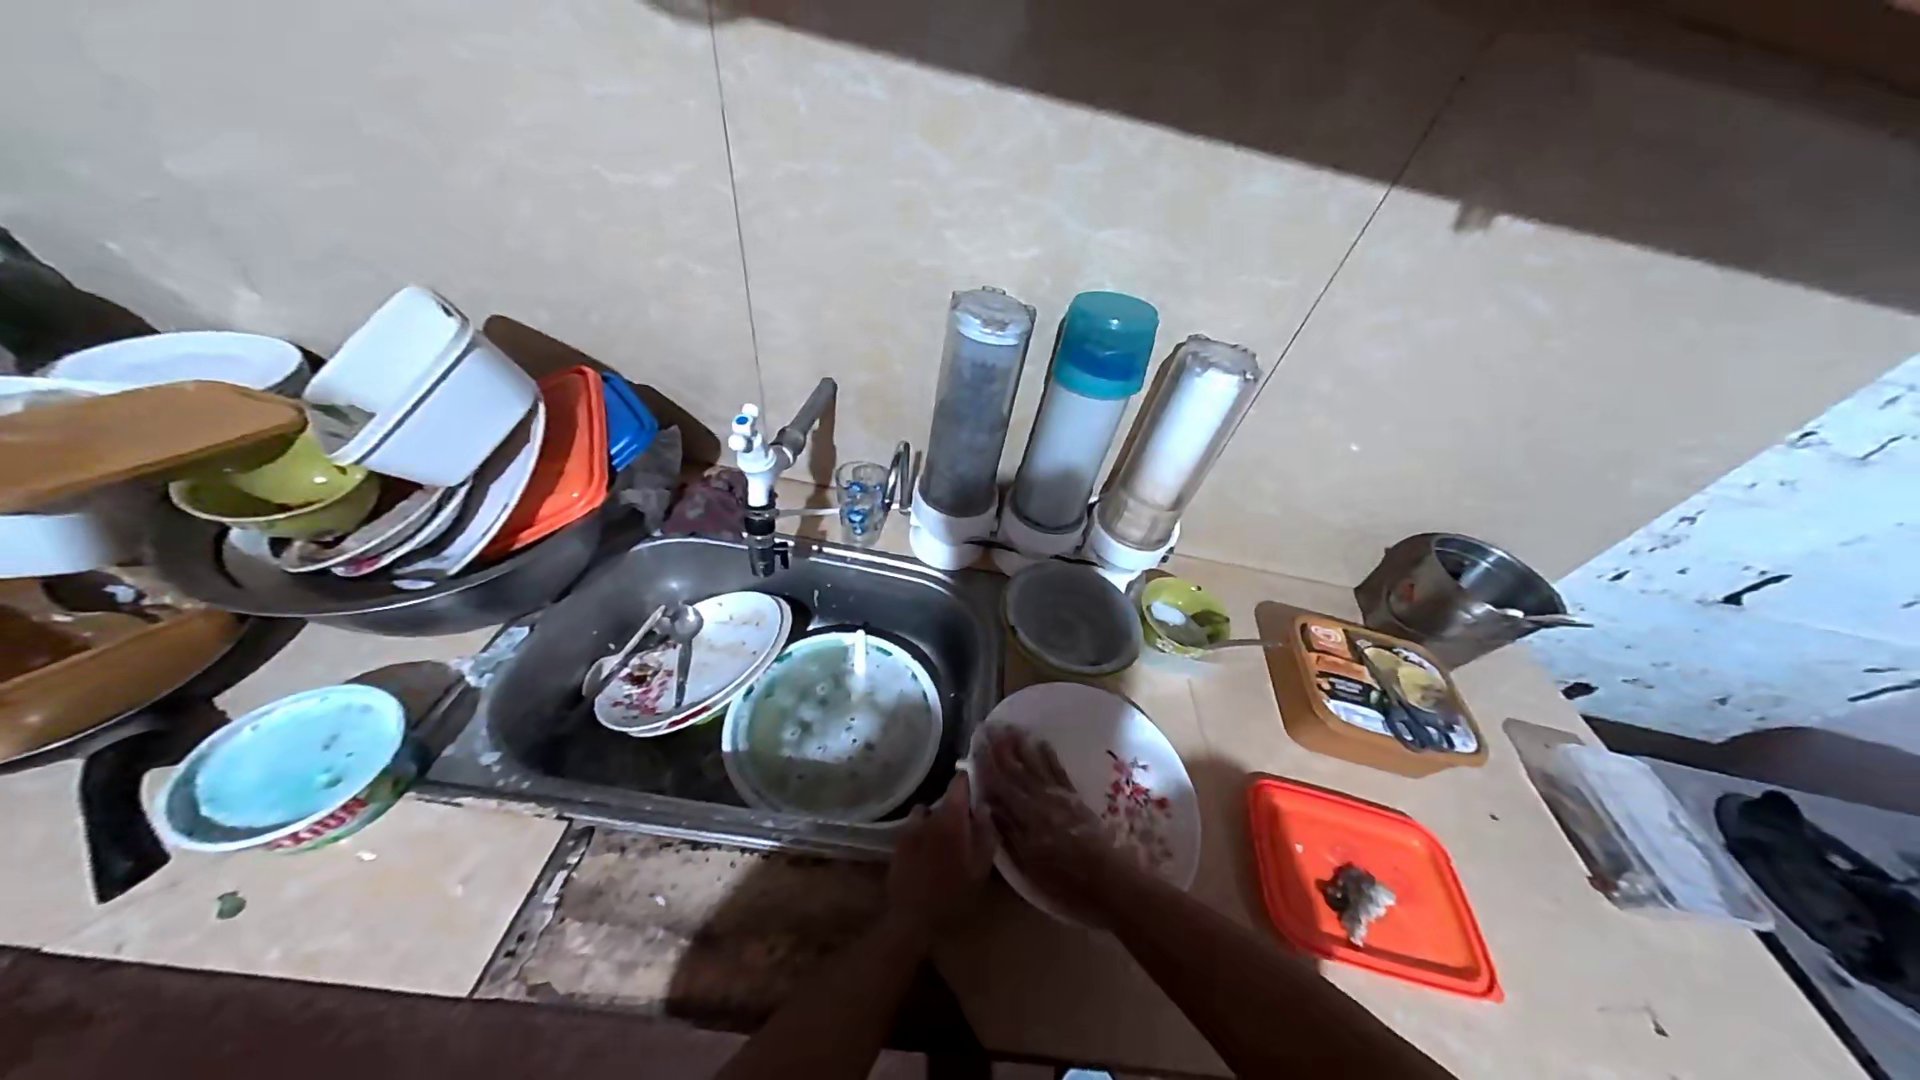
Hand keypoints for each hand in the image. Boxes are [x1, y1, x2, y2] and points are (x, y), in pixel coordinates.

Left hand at [886, 773, 995, 939]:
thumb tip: (983, 807)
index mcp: (951, 819)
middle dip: (956, 807)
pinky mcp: (898, 843)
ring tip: (945, 838)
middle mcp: (928, 817)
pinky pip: (914, 827)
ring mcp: (910, 829)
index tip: (976, 782)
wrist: (912, 919)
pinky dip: (923, 831)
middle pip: (944, 800)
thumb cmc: (953, 894)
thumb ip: (985, 833)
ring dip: (937, 819)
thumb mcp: (980, 868)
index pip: (958, 783)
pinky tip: (928, 851)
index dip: (967, 779)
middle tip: (968, 824)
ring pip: (927, 813)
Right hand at [978, 726, 1133, 926]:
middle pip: (1016, 768)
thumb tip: (986, 803)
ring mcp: (1059, 795)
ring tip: (1009, 726)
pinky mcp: (1075, 798)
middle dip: (999, 746)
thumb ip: (1007, 830)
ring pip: (1035, 764)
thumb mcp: (1028, 862)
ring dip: (1021, 745)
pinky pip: (1057, 770)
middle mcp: (1040, 798)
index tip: (976, 740)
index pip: (999, 781)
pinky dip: (1048, 755)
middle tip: (988, 725)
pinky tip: (1041, 742)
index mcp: (1025, 814)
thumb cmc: (1063, 879)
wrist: (1108, 879)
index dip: (986, 760)